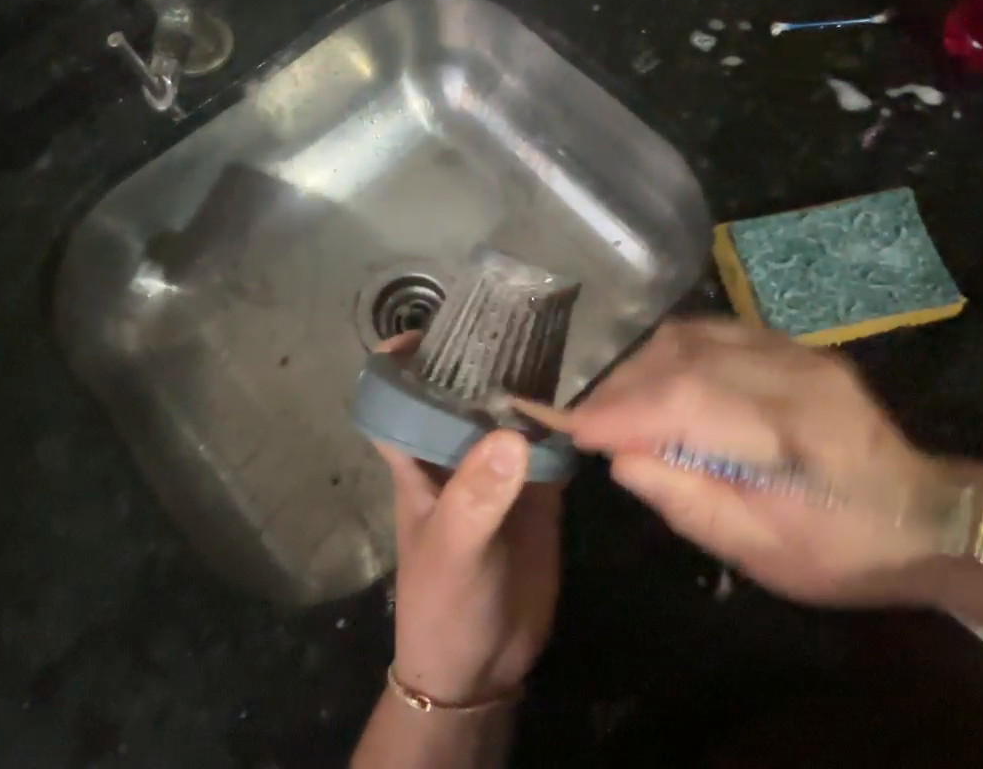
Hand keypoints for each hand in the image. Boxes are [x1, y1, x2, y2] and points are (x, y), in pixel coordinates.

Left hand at [372, 335, 561, 703]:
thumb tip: (510, 435)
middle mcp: (455, 455)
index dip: (400, 362)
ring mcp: (498, 471)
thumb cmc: (444, 605)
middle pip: (459, 394)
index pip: (395, 399)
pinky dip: (561, 422)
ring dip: (524, 383)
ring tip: (555, 338)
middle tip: (516, 316)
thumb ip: (476, 497)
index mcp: (418, 461)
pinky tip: (587, 395)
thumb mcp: (454, 550)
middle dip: (479, 358)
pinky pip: (548, 445)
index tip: (430, 330)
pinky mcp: (538, 491)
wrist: (482, 665)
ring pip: (506, 414)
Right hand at [567, 319, 967, 605]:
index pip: (688, 400)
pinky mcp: (791, 345)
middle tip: (587, 422)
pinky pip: (712, 332)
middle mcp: (794, 374)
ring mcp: (795, 351)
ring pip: (692, 336)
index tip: (575, 431)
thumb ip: (687, 500)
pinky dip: (669, 353)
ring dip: (639, 366)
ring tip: (614, 404)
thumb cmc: (840, 552)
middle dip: (621, 386)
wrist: (923, 517)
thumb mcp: (760, 552)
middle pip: (682, 356)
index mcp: (795, 432)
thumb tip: (620, 460)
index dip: (623, 411)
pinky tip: (653, 380)